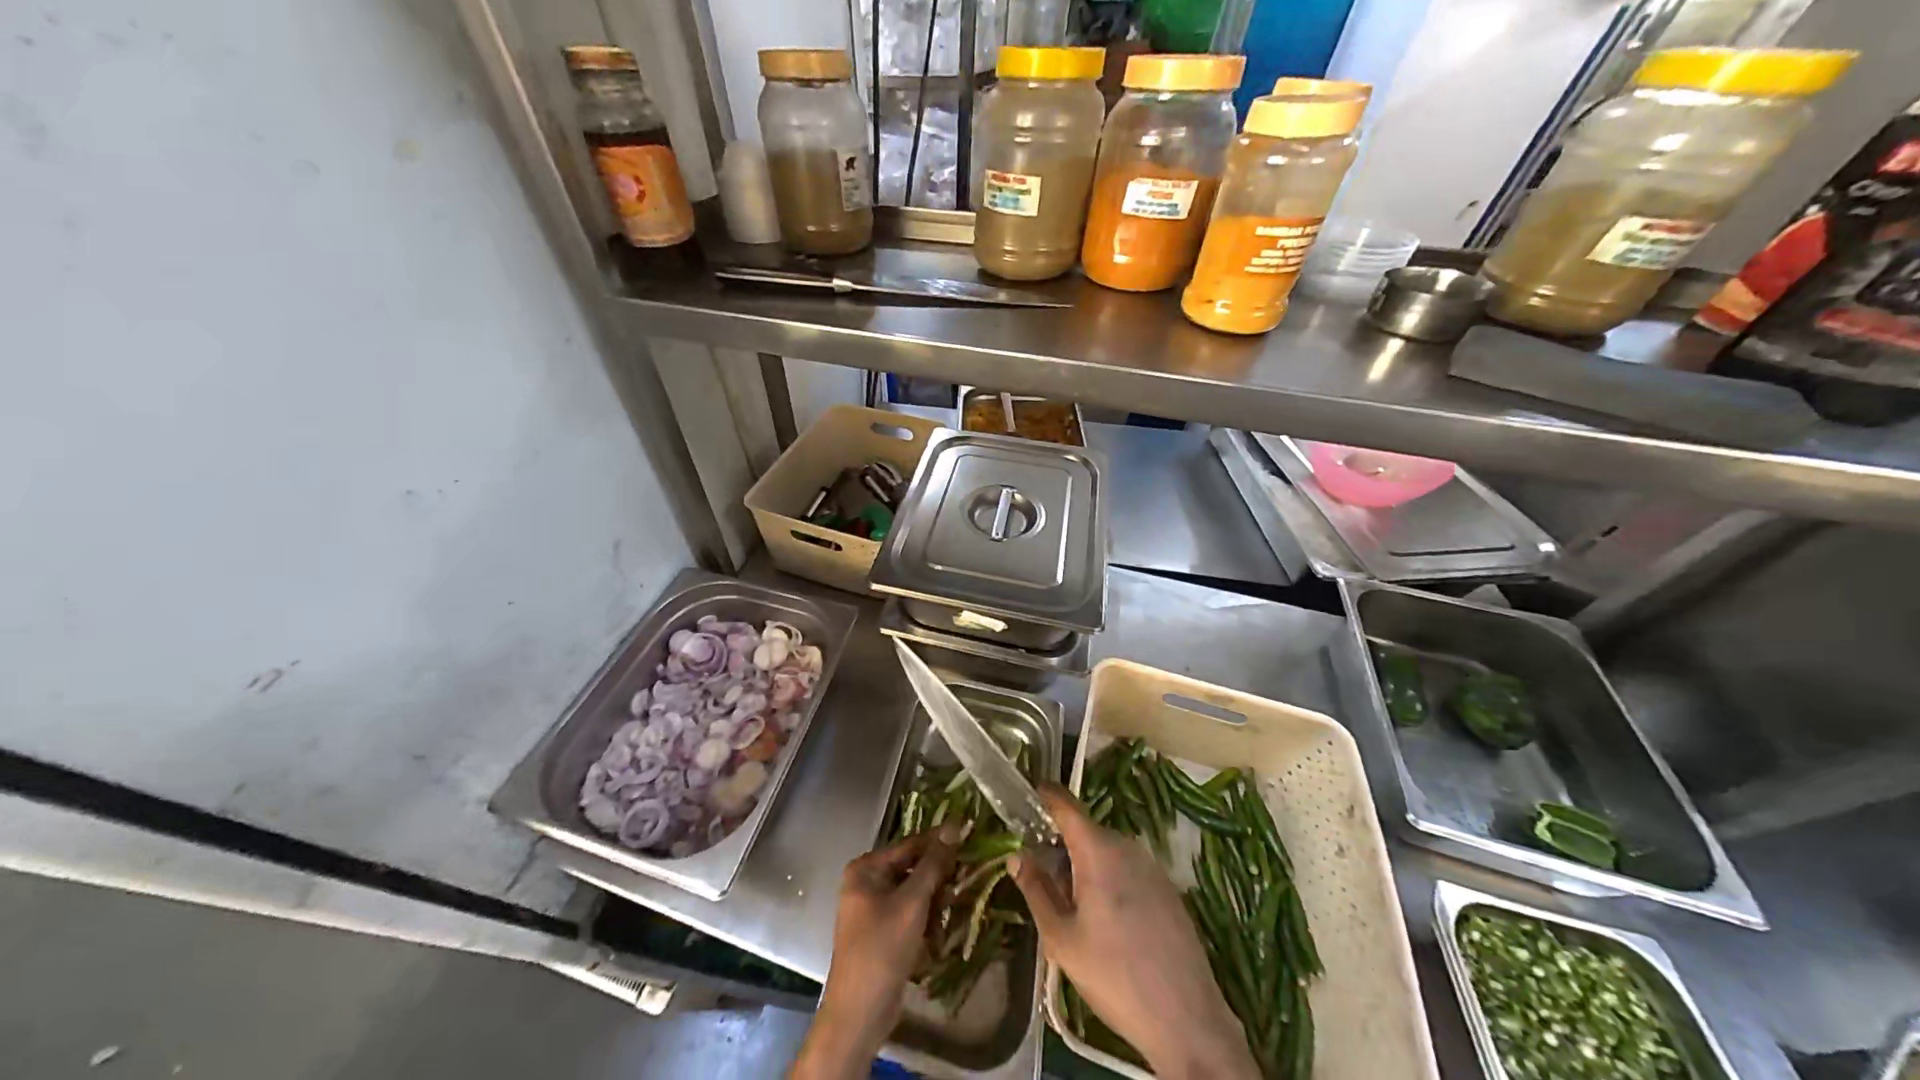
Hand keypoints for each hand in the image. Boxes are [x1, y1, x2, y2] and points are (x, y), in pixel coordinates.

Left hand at [790, 823, 960, 1079]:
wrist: (860, 1011)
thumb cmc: (882, 949)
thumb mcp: (912, 903)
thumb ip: (933, 864)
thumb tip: (953, 826)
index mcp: (866, 869)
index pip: (910, 845)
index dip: (939, 843)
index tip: (969, 837)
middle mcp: (867, 883)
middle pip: (913, 870)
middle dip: (937, 883)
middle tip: (960, 889)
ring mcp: (873, 909)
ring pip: (915, 894)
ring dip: (933, 907)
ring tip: (942, 925)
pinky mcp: (882, 932)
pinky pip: (910, 915)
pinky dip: (925, 924)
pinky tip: (934, 942)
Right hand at [1009, 785, 1259, 1079]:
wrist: (1186, 1019)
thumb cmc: (1114, 976)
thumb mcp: (1061, 938)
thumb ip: (1036, 890)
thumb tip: (1017, 856)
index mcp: (1099, 851)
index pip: (1067, 806)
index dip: (1045, 795)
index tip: (1026, 794)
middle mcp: (1128, 848)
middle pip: (1085, 832)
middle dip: (1060, 846)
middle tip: (1040, 878)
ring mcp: (1152, 868)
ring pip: (1107, 852)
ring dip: (1084, 866)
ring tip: (1071, 909)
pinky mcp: (1167, 890)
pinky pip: (1127, 870)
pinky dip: (1108, 879)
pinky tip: (1105, 923)